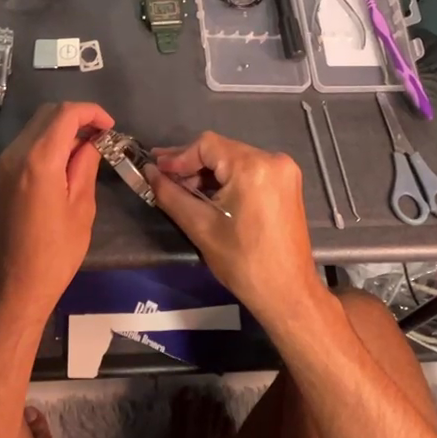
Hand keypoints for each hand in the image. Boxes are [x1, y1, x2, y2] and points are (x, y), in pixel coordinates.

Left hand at [0, 102, 114, 318]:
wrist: (13, 287)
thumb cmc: (55, 254)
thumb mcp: (81, 208)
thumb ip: (85, 166)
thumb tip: (92, 143)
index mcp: (38, 160)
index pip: (65, 114)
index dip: (91, 112)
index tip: (110, 127)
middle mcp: (14, 155)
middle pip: (47, 114)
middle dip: (77, 117)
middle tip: (101, 136)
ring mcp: (3, 165)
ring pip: (35, 128)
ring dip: (61, 130)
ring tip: (87, 150)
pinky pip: (25, 145)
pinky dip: (47, 143)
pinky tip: (65, 163)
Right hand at [147, 132, 322, 323]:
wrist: (287, 292)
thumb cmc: (242, 262)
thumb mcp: (200, 226)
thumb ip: (170, 194)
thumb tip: (150, 172)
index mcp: (253, 167)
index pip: (206, 145)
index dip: (178, 156)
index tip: (157, 170)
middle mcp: (273, 160)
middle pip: (221, 150)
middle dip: (191, 164)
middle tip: (162, 175)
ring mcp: (284, 171)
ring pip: (234, 159)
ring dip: (208, 172)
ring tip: (181, 187)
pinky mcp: (287, 183)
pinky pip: (249, 170)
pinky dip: (227, 179)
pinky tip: (207, 193)